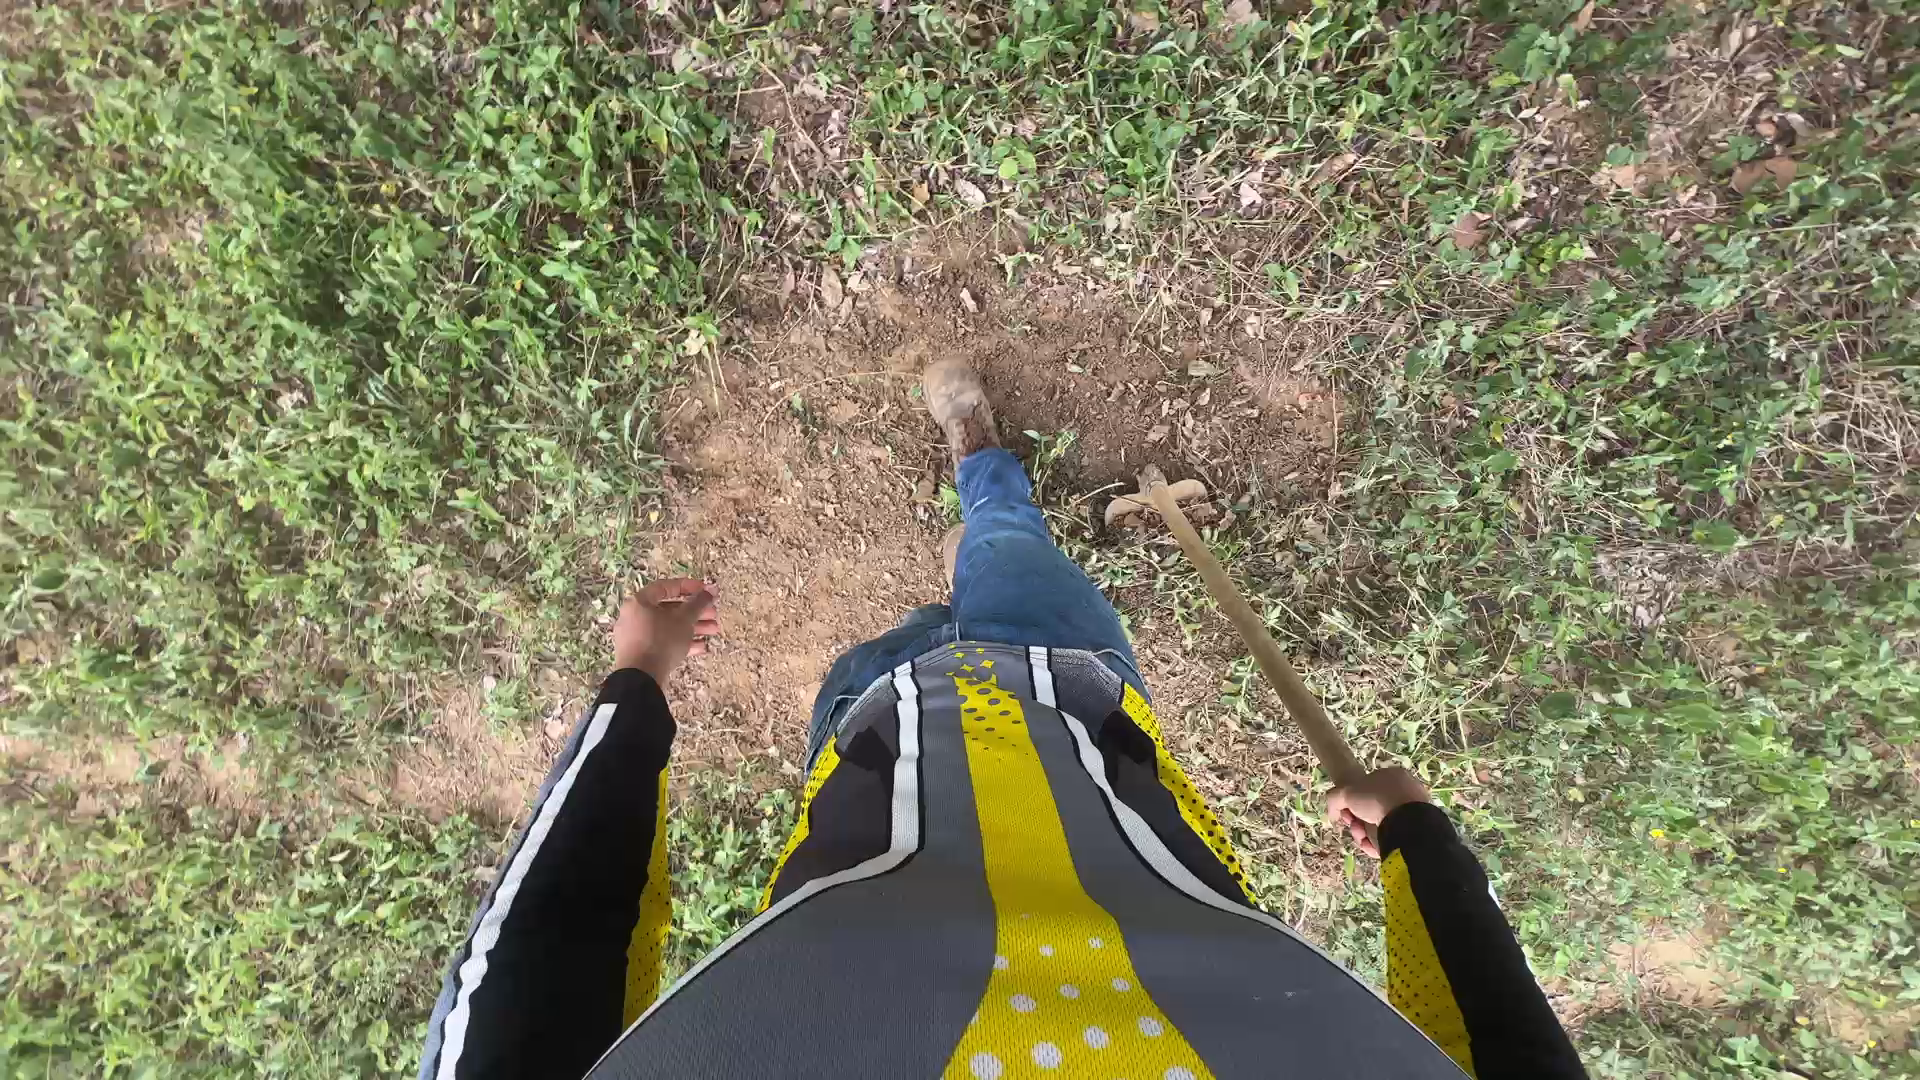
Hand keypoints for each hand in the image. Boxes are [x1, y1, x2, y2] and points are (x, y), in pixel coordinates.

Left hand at [612, 578, 718, 684]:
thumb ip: (698, 603)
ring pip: (669, 626)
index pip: (666, 587)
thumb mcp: (685, 619)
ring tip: (713, 631)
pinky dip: (681, 641)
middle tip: (714, 614)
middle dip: (695, 612)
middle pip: (670, 609)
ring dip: (693, 627)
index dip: (689, 587)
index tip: (706, 591)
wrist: (640, 678)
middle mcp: (635, 617)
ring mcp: (636, 636)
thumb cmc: (662, 640)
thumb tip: (710, 591)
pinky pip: (663, 642)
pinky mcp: (640, 653)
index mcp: (640, 602)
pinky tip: (701, 647)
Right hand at [1326, 766, 1430, 858]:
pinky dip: (1378, 842)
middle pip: (1370, 809)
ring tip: (1362, 837)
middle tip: (1353, 825)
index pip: (1365, 789)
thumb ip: (1334, 799)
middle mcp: (1404, 793)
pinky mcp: (1418, 832)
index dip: (1350, 802)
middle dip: (1357, 820)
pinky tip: (1371, 845)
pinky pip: (1391, 837)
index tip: (1346, 812)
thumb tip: (1333, 815)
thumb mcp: (1346, 792)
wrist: (1408, 822)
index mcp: (1391, 776)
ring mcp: (1413, 813)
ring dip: (1364, 832)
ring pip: (1379, 824)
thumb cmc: (1377, 798)